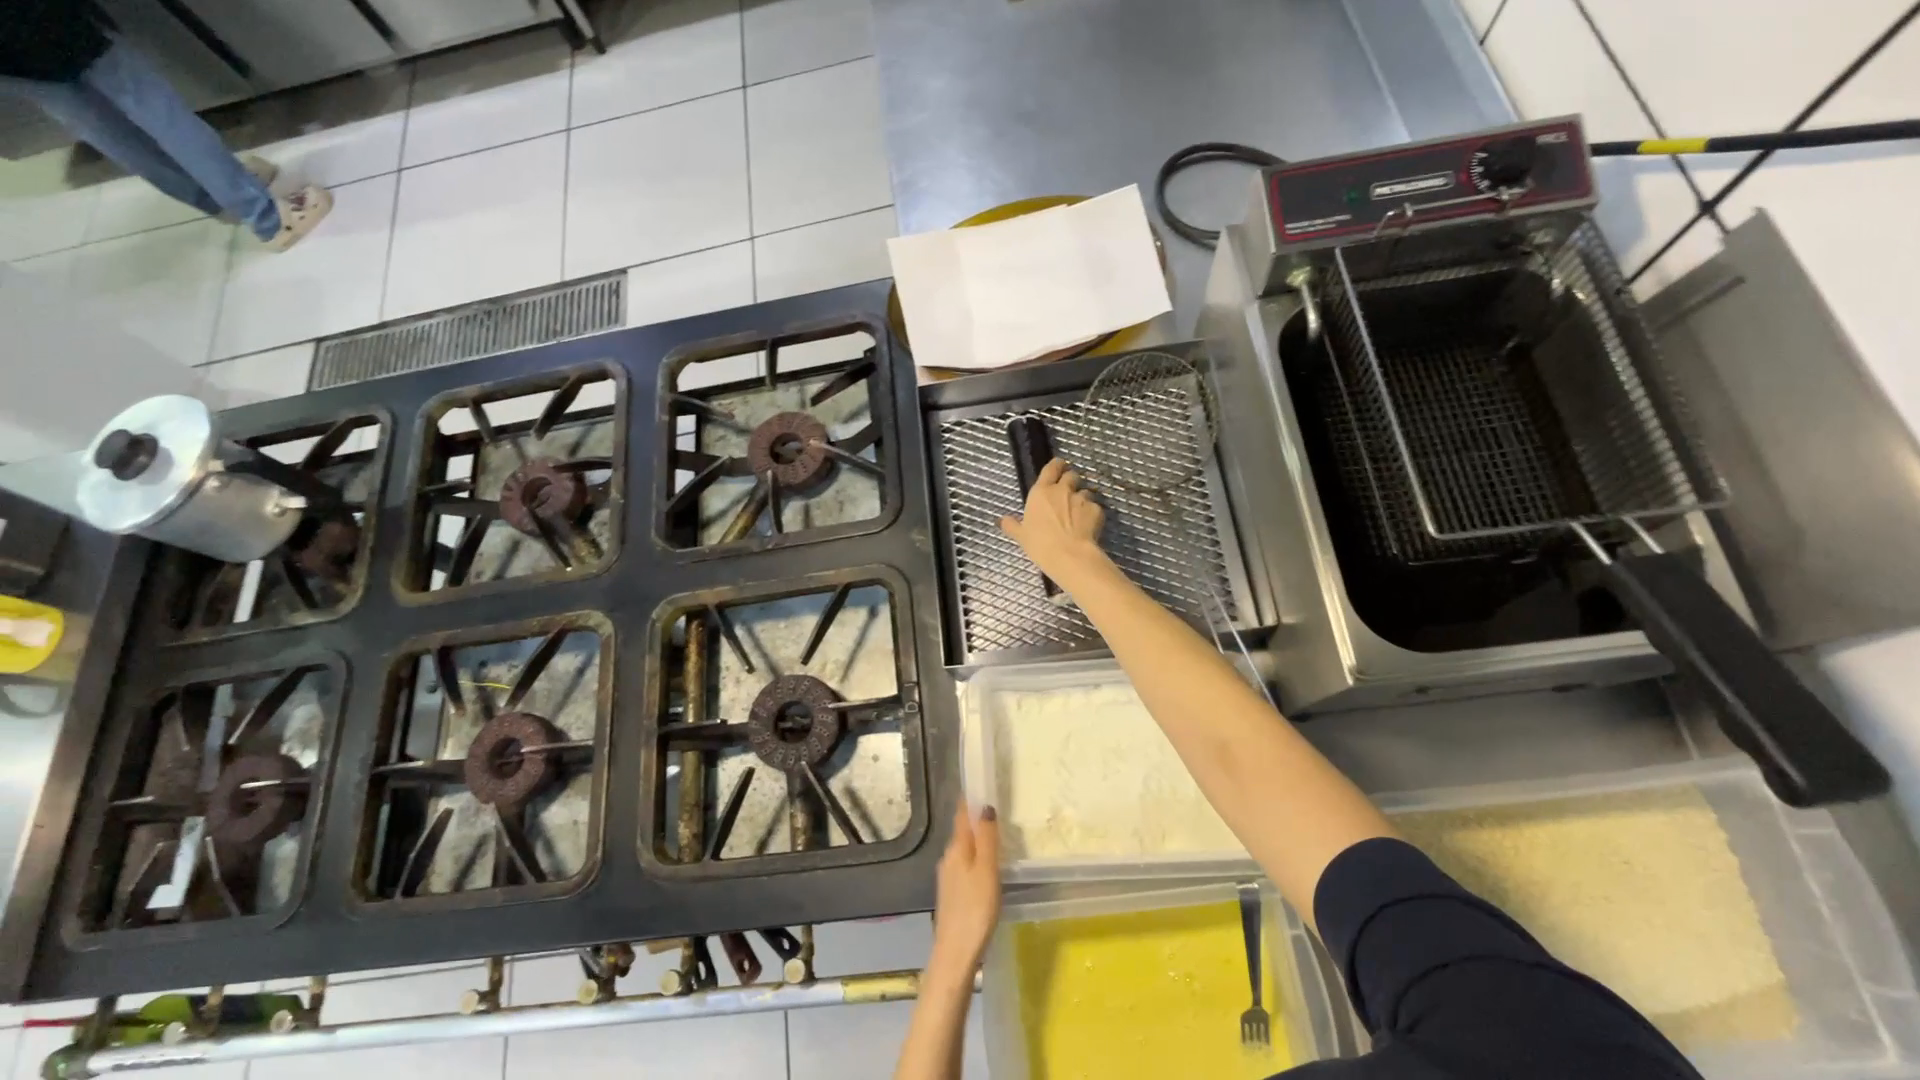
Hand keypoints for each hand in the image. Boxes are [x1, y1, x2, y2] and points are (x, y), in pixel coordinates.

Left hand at [930, 803, 1000, 972]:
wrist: (956, 953)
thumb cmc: (975, 909)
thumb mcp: (987, 871)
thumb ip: (987, 839)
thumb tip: (984, 805)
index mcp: (956, 849)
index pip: (961, 815)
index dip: (970, 799)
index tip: (981, 783)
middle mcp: (948, 858)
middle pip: (962, 831)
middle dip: (976, 818)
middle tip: (997, 805)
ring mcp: (948, 877)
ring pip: (964, 849)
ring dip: (977, 839)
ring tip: (997, 831)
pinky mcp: (953, 894)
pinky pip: (966, 865)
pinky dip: (977, 857)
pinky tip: (989, 865)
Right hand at [999, 459, 1107, 585]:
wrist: (1070, 555)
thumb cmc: (1040, 544)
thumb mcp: (1021, 536)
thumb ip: (1012, 525)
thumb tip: (1001, 520)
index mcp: (1041, 492)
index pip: (1052, 467)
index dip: (1057, 465)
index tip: (1059, 467)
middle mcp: (1062, 490)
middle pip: (1071, 475)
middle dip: (1071, 481)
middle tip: (1068, 493)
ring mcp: (1081, 499)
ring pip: (1085, 491)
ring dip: (1082, 498)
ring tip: (1079, 512)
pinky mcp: (1096, 510)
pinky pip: (1095, 507)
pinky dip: (1092, 513)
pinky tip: (1088, 525)